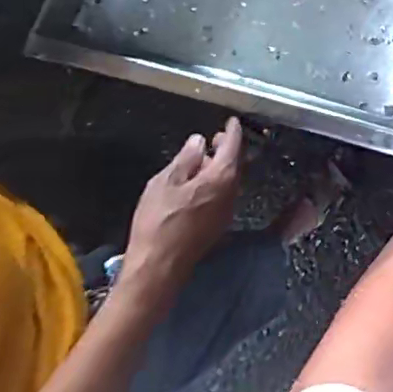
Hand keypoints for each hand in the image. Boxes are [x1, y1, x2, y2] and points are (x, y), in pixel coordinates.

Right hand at [121, 117, 241, 299]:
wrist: (157, 270)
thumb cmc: (158, 222)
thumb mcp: (165, 182)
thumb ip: (186, 158)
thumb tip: (199, 141)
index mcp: (221, 178)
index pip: (233, 146)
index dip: (233, 131)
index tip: (232, 122)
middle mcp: (230, 194)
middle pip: (235, 164)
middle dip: (228, 148)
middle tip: (216, 138)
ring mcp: (226, 213)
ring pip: (230, 181)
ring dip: (221, 167)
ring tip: (204, 159)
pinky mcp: (217, 227)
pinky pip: (223, 195)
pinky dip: (216, 183)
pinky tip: (200, 185)